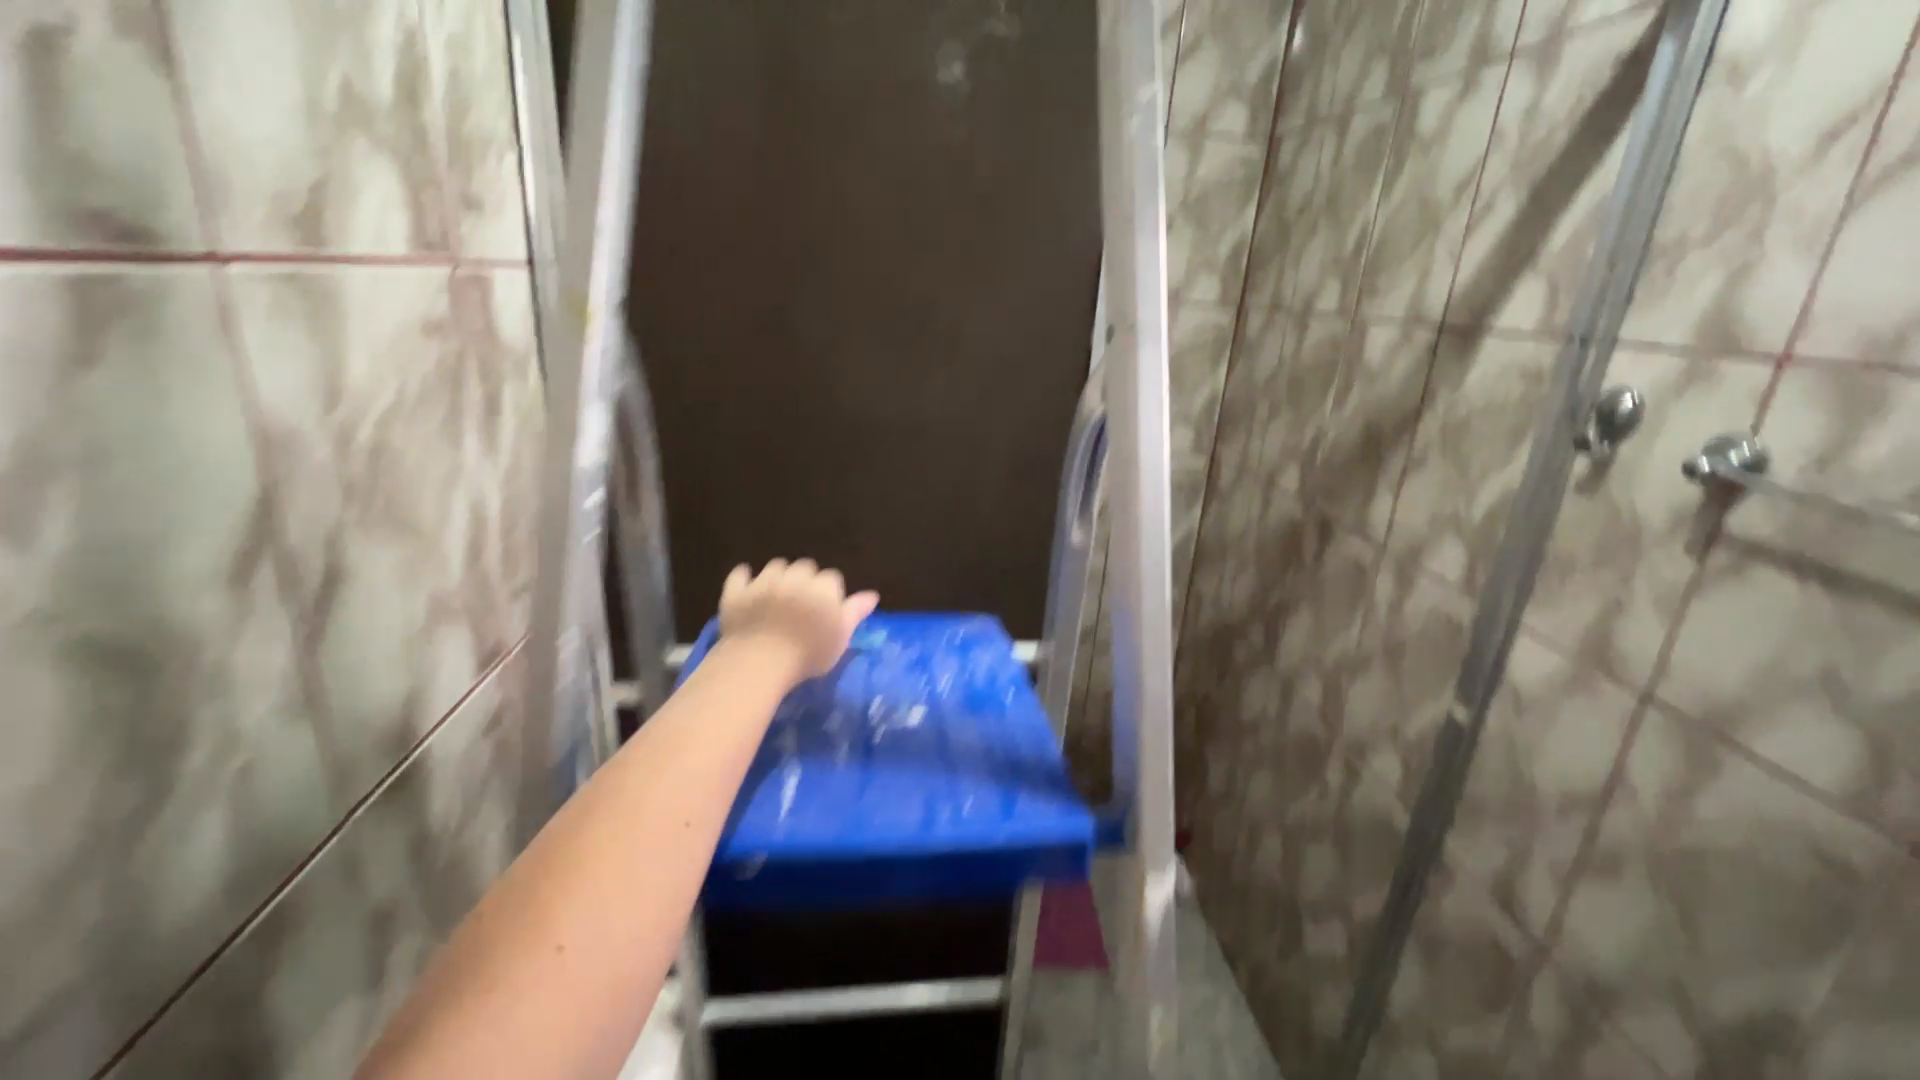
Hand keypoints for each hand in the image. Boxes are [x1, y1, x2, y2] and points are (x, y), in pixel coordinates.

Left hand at [718, 559, 878, 682]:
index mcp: (823, 587)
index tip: (826, 612)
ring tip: (778, 596)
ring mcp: (763, 582)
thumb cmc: (808, 653)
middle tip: (802, 606)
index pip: (832, 579)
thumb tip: (872, 594)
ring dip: (778, 576)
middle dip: (805, 580)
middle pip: (804, 567)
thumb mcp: (841, 637)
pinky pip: (739, 576)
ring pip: (775, 567)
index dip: (829, 594)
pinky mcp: (737, 592)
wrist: (761, 660)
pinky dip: (744, 579)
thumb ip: (855, 612)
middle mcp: (794, 577)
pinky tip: (747, 585)